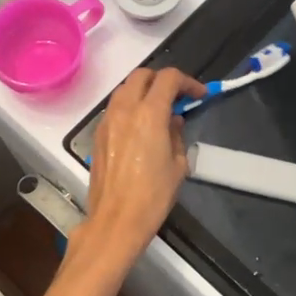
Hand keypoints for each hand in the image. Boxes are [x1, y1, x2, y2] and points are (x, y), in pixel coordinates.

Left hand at [81, 67, 206, 259]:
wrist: (117, 220)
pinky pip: (114, 108)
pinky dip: (129, 107)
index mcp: (149, 114)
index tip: (198, 94)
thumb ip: (176, 136)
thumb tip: (172, 121)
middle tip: (177, 96)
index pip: (168, 79)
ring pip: (124, 89)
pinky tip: (140, 126)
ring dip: (143, 90)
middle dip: (161, 80)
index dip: (187, 81)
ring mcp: (107, 121)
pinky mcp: (98, 135)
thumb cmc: (153, 196)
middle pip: (141, 75)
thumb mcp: (177, 166)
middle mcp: (124, 110)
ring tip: (158, 108)